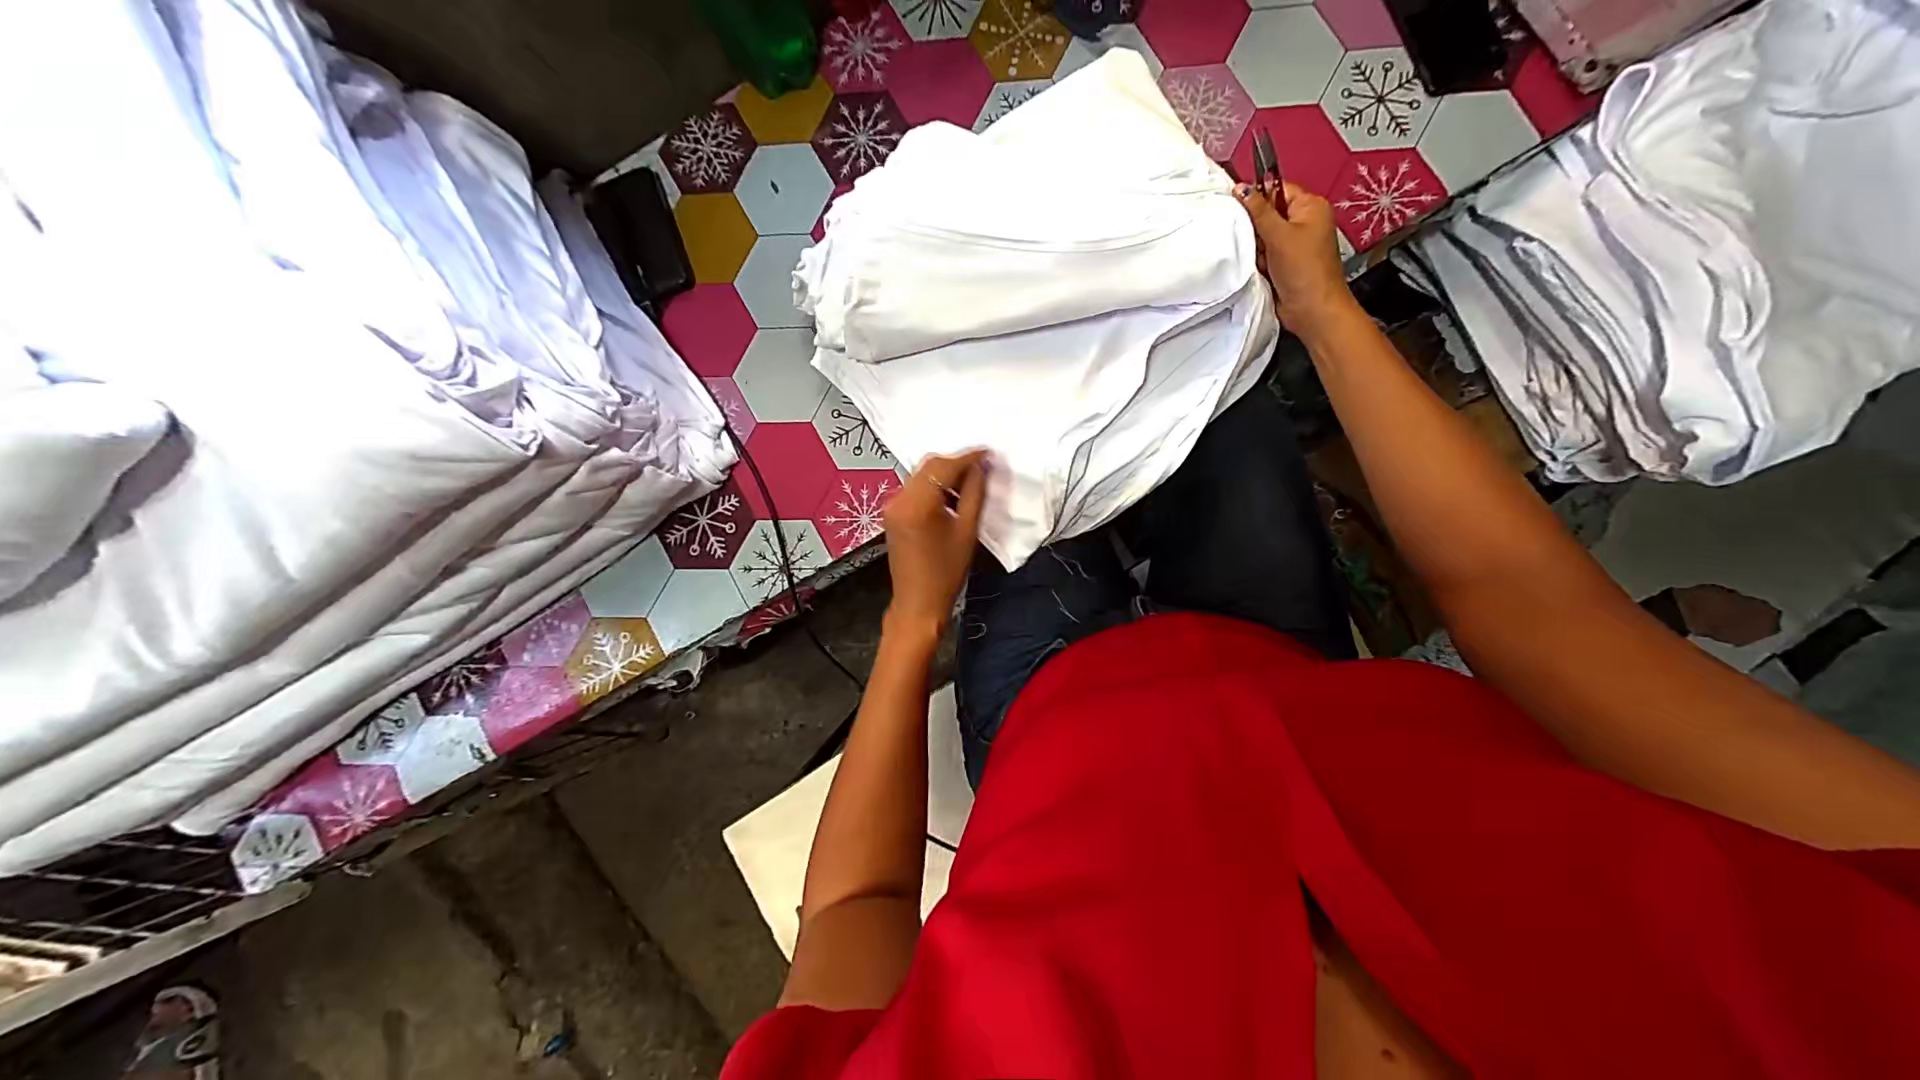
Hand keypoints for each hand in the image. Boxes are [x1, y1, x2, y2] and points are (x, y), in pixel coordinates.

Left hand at [882, 450, 986, 634]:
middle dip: (956, 464)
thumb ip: (974, 493)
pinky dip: (933, 487)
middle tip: (982, 468)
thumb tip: (981, 466)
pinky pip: (915, 489)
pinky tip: (951, 498)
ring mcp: (892, 505)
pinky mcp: (892, 513)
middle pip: (929, 466)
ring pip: (922, 476)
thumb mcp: (967, 530)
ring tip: (970, 484)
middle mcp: (899, 498)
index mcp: (917, 503)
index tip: (989, 453)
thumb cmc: (946, 572)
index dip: (968, 457)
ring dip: (945, 475)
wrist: (918, 602)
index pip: (944, 466)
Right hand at [1235, 180, 1360, 337]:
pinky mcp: (1283, 262)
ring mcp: (1293, 243)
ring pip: (1262, 236)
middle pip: (1267, 214)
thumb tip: (1242, 189)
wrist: (1311, 308)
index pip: (1278, 189)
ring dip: (1256, 248)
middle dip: (1256, 229)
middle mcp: (1303, 222)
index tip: (1238, 205)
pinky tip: (1261, 269)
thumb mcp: (1279, 235)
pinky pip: (1262, 254)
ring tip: (1262, 260)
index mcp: (1310, 206)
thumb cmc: (1304, 270)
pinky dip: (1258, 262)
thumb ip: (1259, 211)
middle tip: (1257, 241)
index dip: (1257, 196)